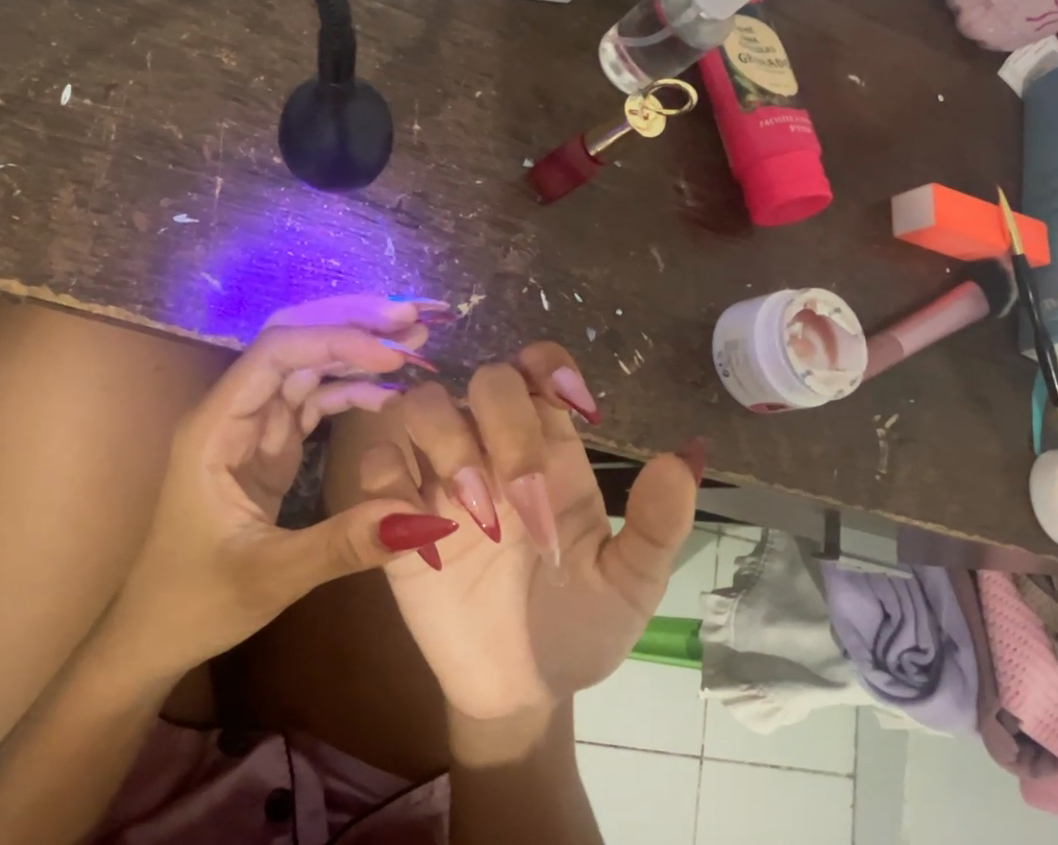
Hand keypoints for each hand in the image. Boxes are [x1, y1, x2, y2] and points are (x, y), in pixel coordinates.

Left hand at [97, 296, 462, 678]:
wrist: (158, 632)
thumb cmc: (197, 601)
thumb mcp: (272, 577)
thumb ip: (344, 545)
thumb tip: (424, 520)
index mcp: (213, 429)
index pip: (275, 354)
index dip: (334, 341)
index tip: (392, 353)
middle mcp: (230, 415)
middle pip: (290, 343)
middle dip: (349, 324)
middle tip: (411, 318)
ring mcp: (249, 430)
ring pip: (304, 368)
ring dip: (355, 352)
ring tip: (413, 344)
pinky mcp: (267, 449)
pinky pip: (310, 404)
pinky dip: (348, 391)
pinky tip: (387, 392)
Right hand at [359, 345, 702, 720]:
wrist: (519, 689)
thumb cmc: (578, 629)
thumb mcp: (630, 586)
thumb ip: (657, 526)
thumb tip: (681, 457)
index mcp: (554, 455)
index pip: (540, 371)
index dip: (546, 366)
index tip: (564, 404)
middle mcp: (495, 452)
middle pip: (485, 380)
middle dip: (503, 423)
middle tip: (521, 496)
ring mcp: (442, 480)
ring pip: (423, 405)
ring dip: (445, 443)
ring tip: (472, 516)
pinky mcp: (397, 517)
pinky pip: (376, 462)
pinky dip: (387, 477)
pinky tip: (416, 525)